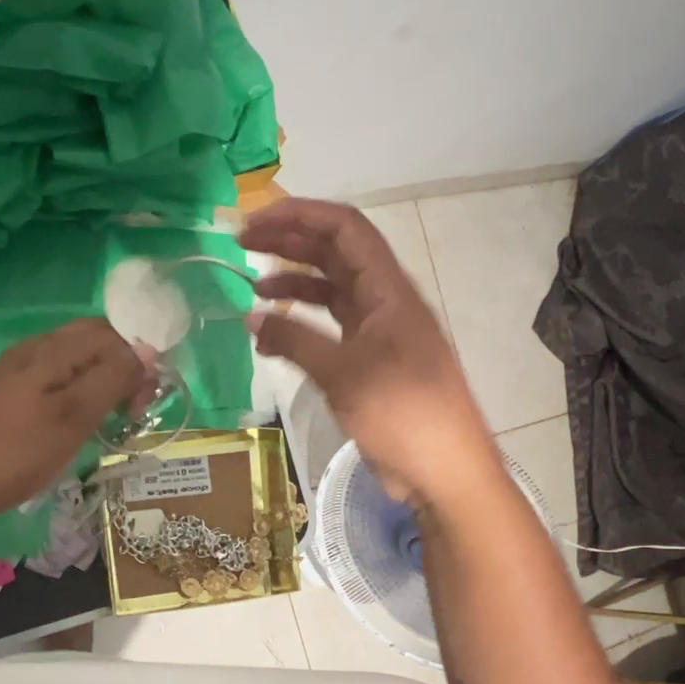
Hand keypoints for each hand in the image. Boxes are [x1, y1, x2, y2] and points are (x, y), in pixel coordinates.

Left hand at [0, 318, 142, 521]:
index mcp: (52, 350)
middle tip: (133, 411)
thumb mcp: (72, 417)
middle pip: (91, 343)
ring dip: (99, 384)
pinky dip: (76, 397)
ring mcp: (16, 375)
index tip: (145, 404)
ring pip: (72, 364)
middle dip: (121, 368)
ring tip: (110, 422)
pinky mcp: (4, 399)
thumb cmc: (13, 453)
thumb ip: (112, 380)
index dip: (139, 360)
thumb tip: (149, 351)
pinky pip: (53, 384)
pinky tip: (75, 428)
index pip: (112, 333)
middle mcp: (34, 351)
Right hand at [241, 198, 496, 503]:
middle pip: (335, 252)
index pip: (344, 228)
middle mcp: (384, 299)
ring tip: (251, 286)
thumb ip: (294, 341)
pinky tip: (271, 333)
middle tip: (241, 245)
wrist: (443, 468)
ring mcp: (378, 329)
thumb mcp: (343, 374)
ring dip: (293, 281)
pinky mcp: (370, 359)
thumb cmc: (402, 413)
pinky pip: (331, 326)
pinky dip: (301, 323)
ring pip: (331, 288)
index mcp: (388, 289)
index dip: (299, 215)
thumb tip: (251, 319)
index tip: (254, 223)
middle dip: (289, 242)